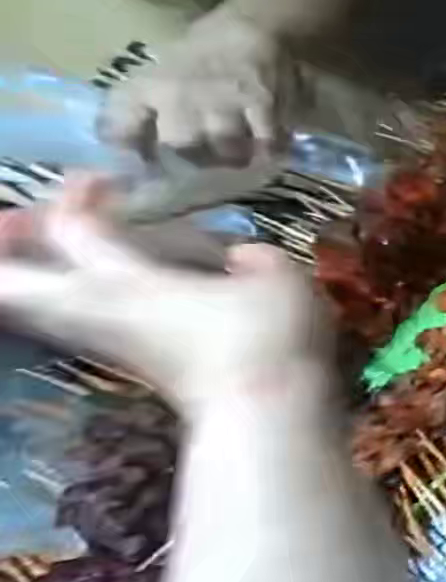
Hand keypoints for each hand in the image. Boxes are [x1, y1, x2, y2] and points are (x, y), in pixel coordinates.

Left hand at [0, 176, 329, 414]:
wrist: (265, 404)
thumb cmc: (267, 333)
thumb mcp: (281, 280)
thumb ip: (256, 258)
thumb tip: (240, 256)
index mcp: (123, 280)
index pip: (74, 228)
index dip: (80, 196)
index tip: (102, 177)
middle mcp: (92, 308)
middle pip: (2, 279)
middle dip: (1, 246)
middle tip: (21, 225)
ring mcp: (106, 340)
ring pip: (28, 303)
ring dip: (28, 276)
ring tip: (58, 257)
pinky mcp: (130, 361)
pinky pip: (72, 320)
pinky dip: (69, 299)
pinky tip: (112, 292)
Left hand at [102, 9, 293, 166]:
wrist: (245, 34)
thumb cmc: (199, 59)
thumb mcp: (157, 79)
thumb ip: (146, 111)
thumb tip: (140, 151)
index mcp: (143, 88)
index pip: (121, 129)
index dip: (130, 153)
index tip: (146, 166)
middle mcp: (178, 95)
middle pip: (183, 146)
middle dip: (198, 161)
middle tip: (209, 164)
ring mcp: (224, 100)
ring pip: (227, 147)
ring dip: (236, 159)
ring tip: (242, 159)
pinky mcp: (262, 104)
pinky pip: (268, 140)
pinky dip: (272, 151)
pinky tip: (273, 152)